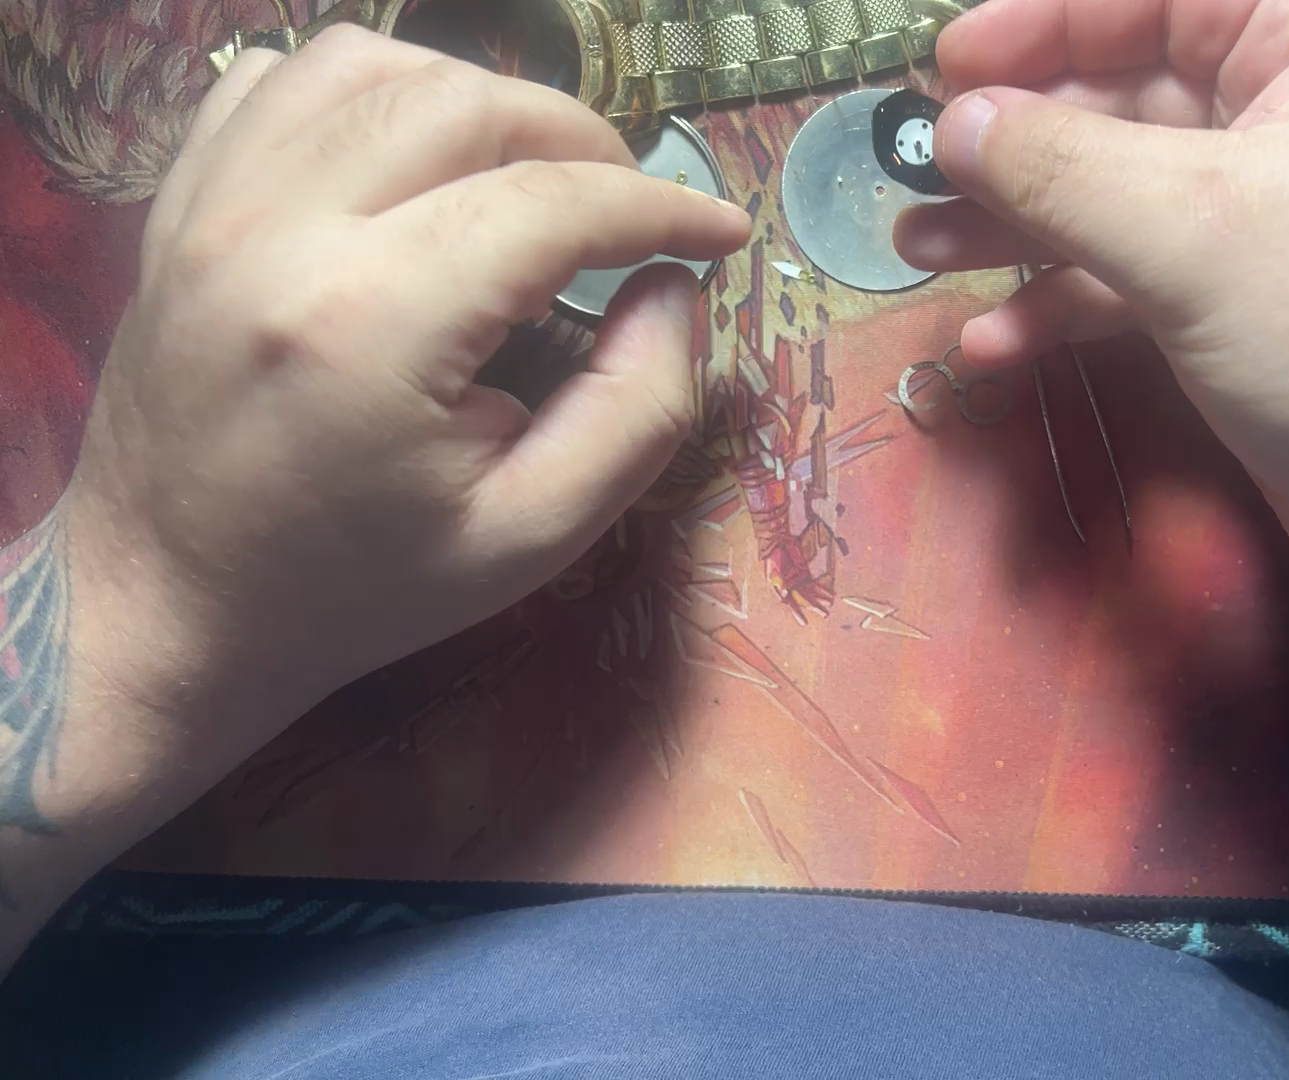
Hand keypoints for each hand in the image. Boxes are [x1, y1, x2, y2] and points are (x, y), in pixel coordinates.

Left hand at [64, 27, 749, 749]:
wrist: (179, 602)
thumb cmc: (377, 582)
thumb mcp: (546, 529)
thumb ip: (640, 411)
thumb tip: (675, 292)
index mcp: (372, 325)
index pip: (549, 207)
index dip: (662, 208)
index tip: (725, 231)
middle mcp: (275, 229)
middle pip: (465, 107)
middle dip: (588, 146)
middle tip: (644, 215)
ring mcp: (209, 201)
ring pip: (376, 68)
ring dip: (498, 110)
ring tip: (556, 183)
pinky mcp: (185, 203)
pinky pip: (292, 84)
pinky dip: (396, 100)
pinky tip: (440, 168)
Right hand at [897, 0, 1288, 604]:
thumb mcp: (1196, 235)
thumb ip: (1064, 171)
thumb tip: (954, 127)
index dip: (1046, 22)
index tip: (945, 65)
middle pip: (1126, 101)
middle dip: (1014, 149)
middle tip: (916, 176)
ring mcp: (1258, 215)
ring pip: (1115, 200)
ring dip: (1017, 233)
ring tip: (921, 251)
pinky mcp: (1233, 299)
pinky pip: (1131, 280)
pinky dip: (1063, 307)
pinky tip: (994, 343)